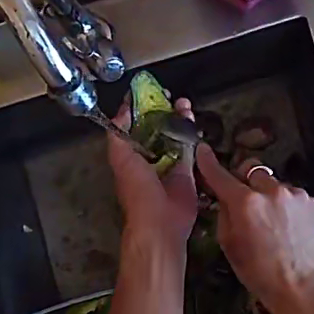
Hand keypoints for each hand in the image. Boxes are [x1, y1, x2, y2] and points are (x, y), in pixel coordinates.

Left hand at [108, 98, 198, 248]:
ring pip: (176, 136)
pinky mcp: (188, 173)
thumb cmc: (138, 190)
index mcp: (132, 154)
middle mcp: (151, 158)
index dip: (143, 109)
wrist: (160, 220)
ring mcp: (171, 165)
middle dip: (165, 112)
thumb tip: (122, 110)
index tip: (151, 92)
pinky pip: (192, 151)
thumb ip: (118, 135)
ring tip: (185, 104)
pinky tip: (195, 122)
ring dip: (180, 120)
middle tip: (172, 96)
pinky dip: (194, 136)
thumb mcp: (120, 158)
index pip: (137, 126)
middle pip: (159, 129)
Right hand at [196, 145, 313, 313]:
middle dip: (246, 184)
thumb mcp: (229, 245)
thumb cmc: (262, 273)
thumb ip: (224, 213)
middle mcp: (271, 192)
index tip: (204, 152)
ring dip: (268, 196)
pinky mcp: (310, 201)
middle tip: (246, 206)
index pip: (220, 174)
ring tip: (271, 224)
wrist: (301, 287)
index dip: (208, 162)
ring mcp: (293, 195)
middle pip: (251, 171)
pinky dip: (286, 205)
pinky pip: (291, 195)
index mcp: (245, 204)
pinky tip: (286, 226)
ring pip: (273, 183)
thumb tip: (224, 197)